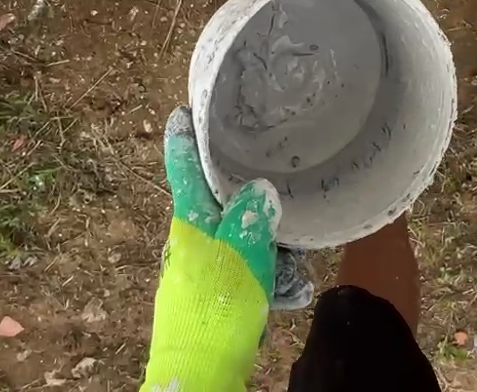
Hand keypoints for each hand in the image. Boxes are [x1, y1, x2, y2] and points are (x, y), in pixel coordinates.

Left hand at [141, 107, 279, 391]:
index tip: (183, 111)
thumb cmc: (218, 307)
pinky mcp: (211, 297)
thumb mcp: (243, 253)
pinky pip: (243, 272)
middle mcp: (191, 241)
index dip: (184, 140)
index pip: (185, 170)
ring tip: (294, 259)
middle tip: (270, 180)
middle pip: (218, 203)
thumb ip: (252, 216)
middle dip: (245, 197)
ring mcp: (199, 270)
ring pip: (237, 240)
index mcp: (191, 223)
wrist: (200, 375)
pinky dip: (266, 277)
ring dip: (265, 246)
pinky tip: (289, 289)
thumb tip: (259, 189)